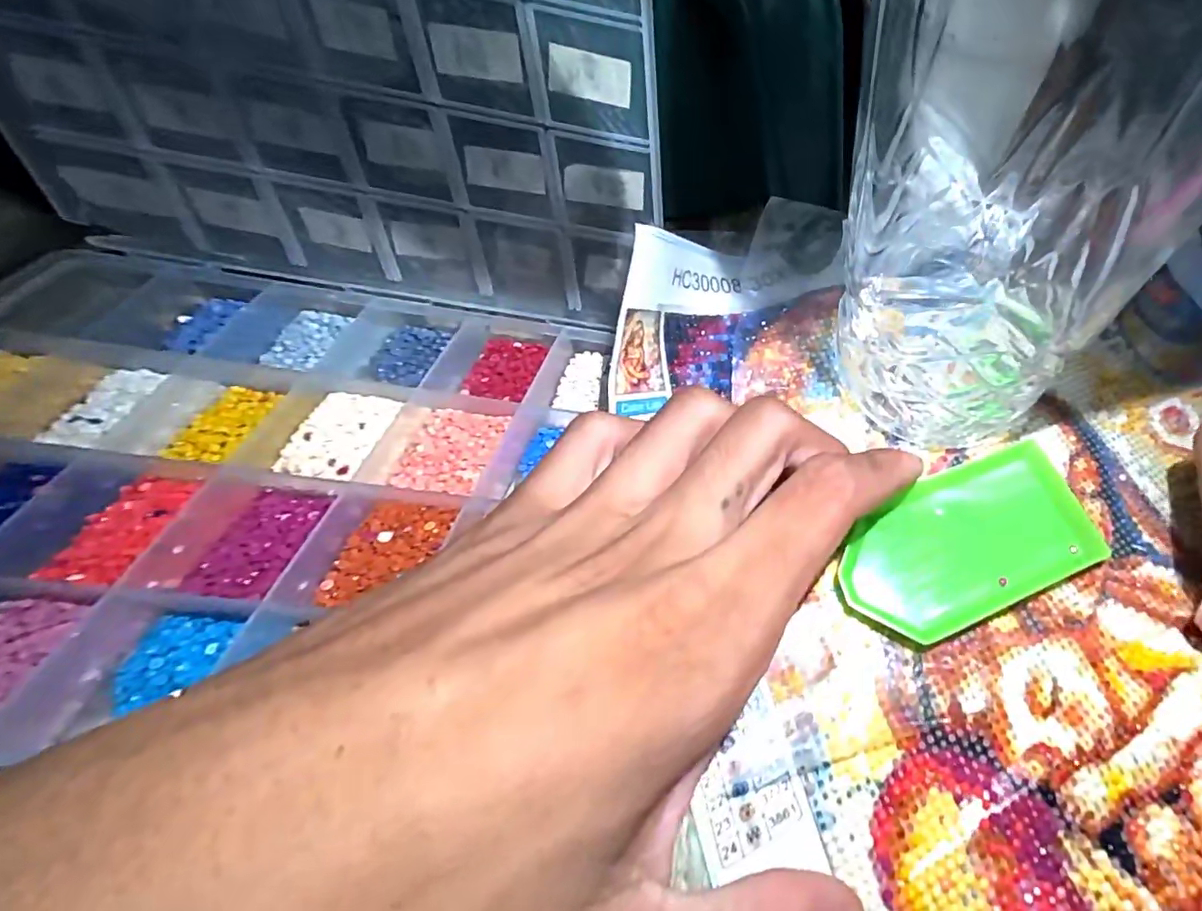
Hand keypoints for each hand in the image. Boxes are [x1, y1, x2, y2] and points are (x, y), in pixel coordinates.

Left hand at [0, 390, 919, 910]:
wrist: (217, 862)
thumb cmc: (452, 891)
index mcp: (705, 632)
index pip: (819, 503)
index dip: (876, 471)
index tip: (906, 467)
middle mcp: (653, 549)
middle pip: (761, 433)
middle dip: (818, 439)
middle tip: (837, 479)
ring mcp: (572, 522)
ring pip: (687, 416)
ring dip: (740, 426)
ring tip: (758, 469)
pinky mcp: (503, 523)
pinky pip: (599, 436)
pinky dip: (648, 436)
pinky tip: (648, 476)